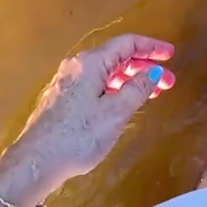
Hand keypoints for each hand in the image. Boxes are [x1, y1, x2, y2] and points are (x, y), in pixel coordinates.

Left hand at [0, 35, 176, 206]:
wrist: (35, 163)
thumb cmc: (78, 136)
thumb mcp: (115, 112)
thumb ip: (137, 88)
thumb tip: (154, 71)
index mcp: (91, 63)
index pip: (127, 43)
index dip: (151, 46)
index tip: (171, 54)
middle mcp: (78, 66)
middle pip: (117, 57)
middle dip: (145, 66)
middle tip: (169, 82)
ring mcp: (68, 83)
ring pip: (107, 73)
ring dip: (131, 79)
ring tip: (152, 94)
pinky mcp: (63, 99)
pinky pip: (97, 84)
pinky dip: (116, 89)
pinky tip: (124, 103)